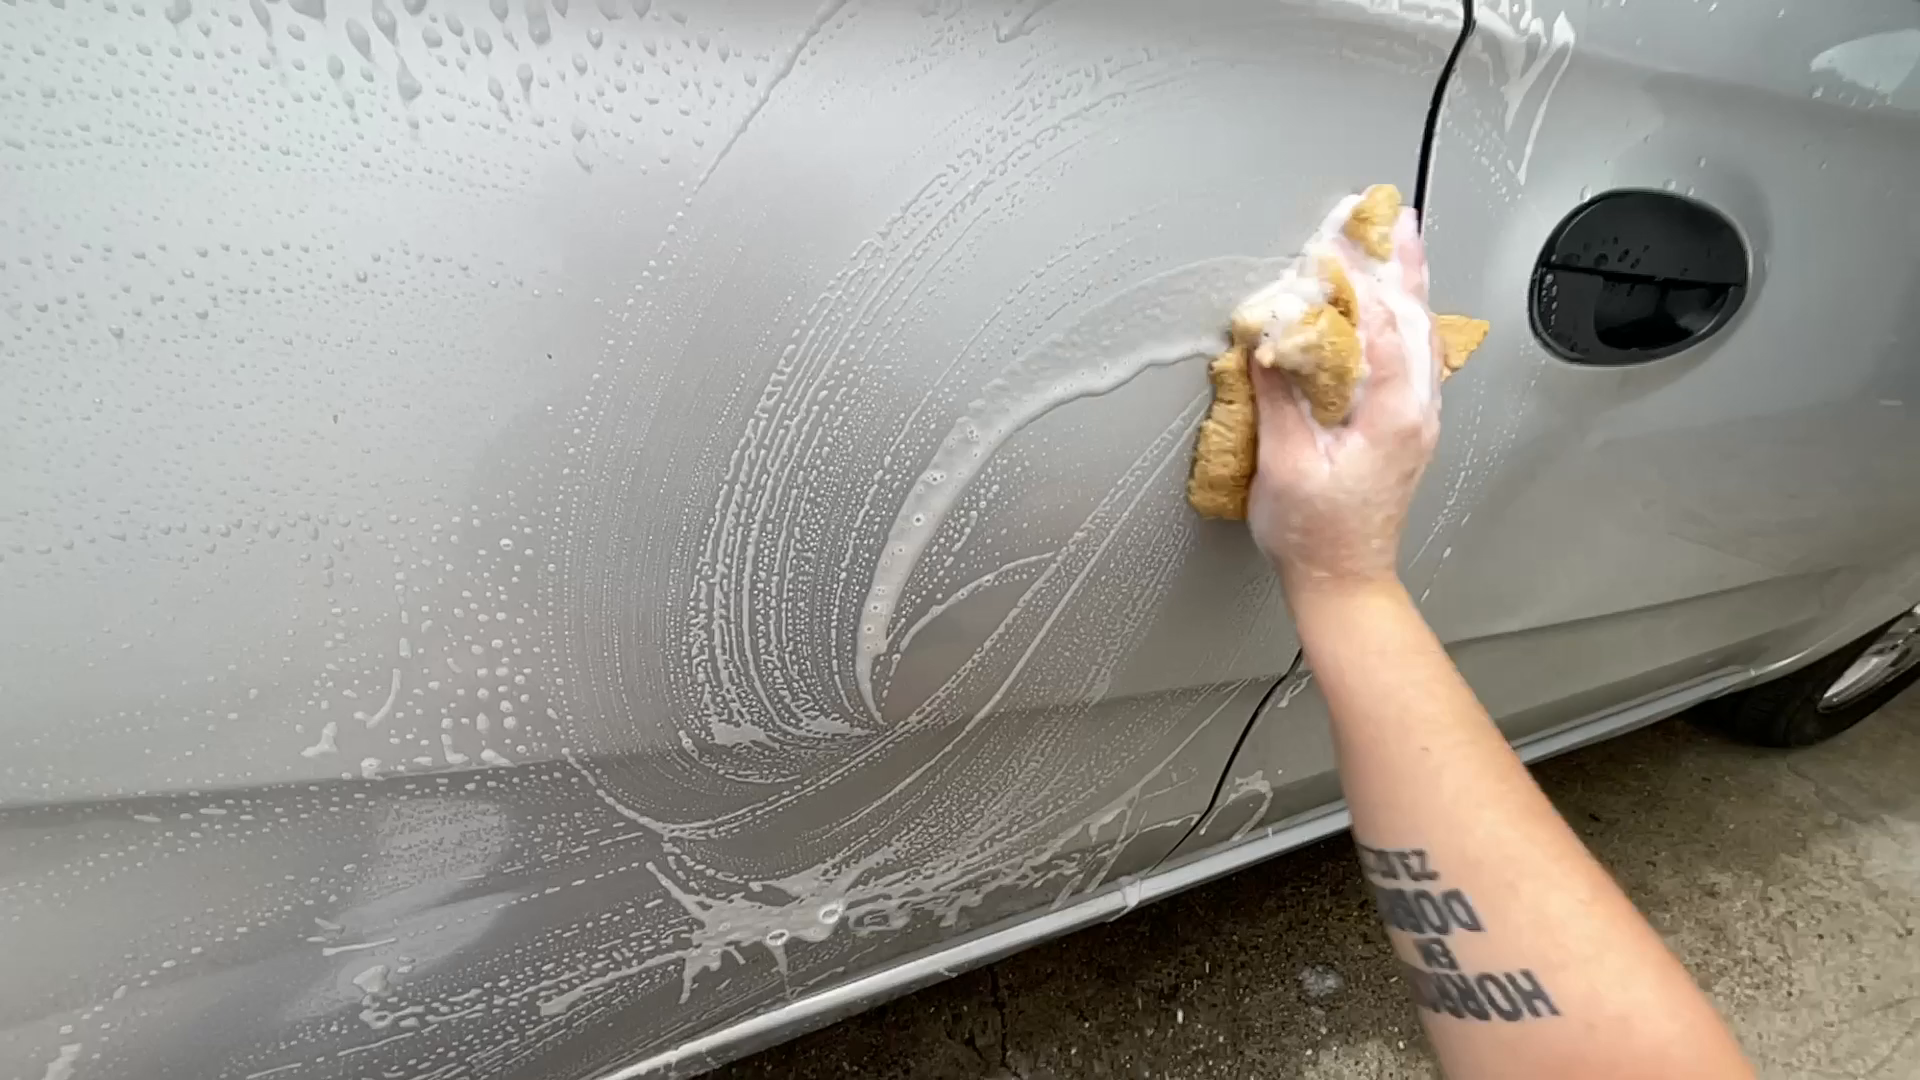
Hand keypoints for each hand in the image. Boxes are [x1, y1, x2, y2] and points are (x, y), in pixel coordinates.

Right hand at [1246, 208, 1441, 597]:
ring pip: (1420, 336)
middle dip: (1400, 264)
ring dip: (1408, 287)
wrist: (1342, 579)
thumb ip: (1281, 400)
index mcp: (1392, 414)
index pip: (1381, 326)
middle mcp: (1415, 409)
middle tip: (1391, 217)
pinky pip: (1412, 360)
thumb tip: (1271, 345)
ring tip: (1401, 246)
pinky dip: (1402, 322)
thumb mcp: (1286, 466)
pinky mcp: (1402, 429)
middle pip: (1415, 319)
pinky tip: (1395, 313)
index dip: (1355, 281)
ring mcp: (1415, 419)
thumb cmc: (1314, 532)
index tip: (1332, 244)